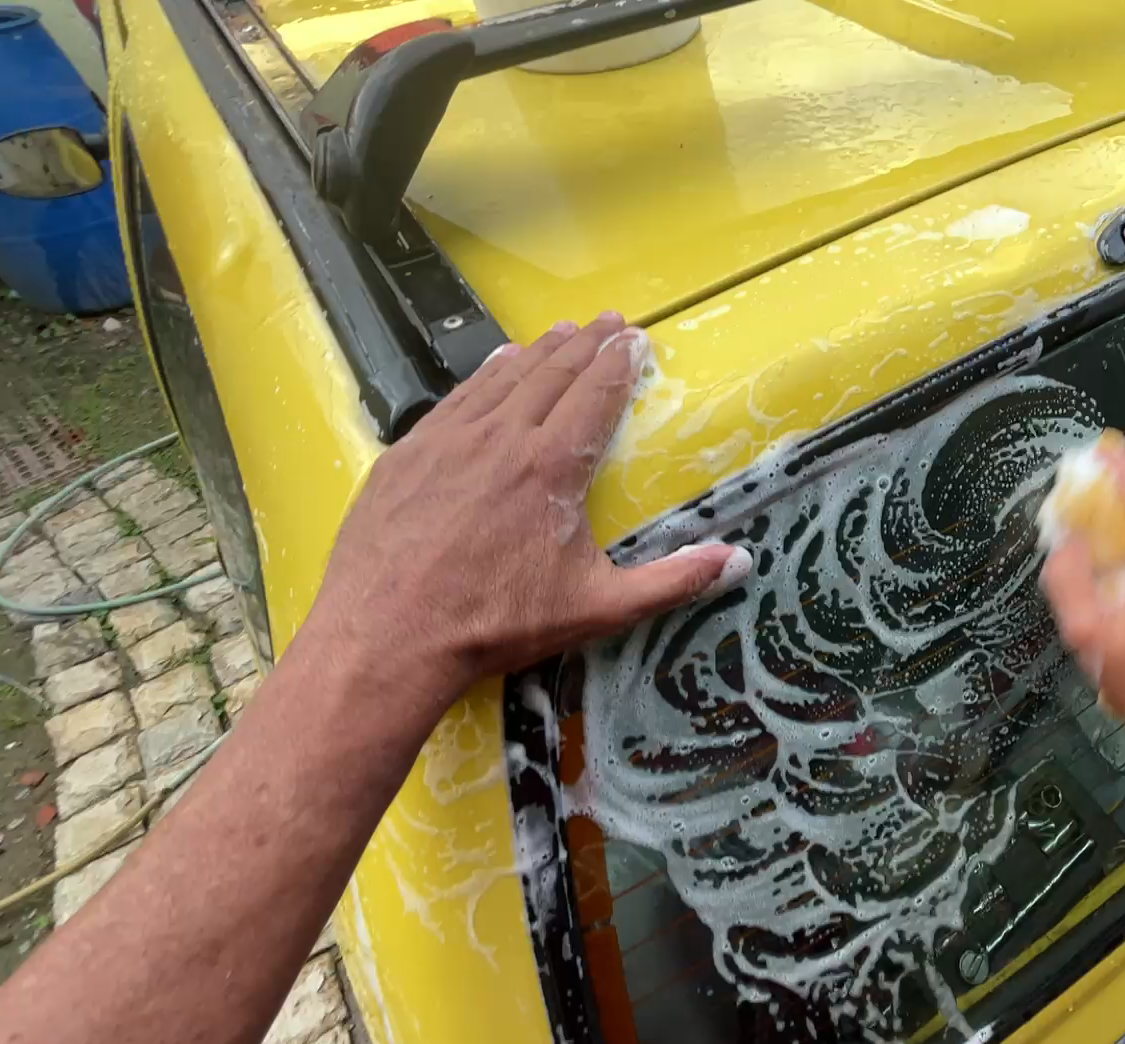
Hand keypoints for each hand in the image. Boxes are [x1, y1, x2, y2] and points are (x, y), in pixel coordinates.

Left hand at [308, 314, 745, 710]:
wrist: (384, 641)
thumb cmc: (499, 623)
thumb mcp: (601, 607)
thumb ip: (674, 580)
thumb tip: (740, 561)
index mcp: (551, 467)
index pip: (595, 396)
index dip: (619, 363)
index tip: (635, 338)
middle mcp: (501, 438)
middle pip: (552, 374)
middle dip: (586, 344)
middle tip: (609, 321)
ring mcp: (446, 441)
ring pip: (502, 378)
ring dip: (538, 351)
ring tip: (562, 331)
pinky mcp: (406, 455)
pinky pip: (456, 397)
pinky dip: (485, 373)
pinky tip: (495, 364)